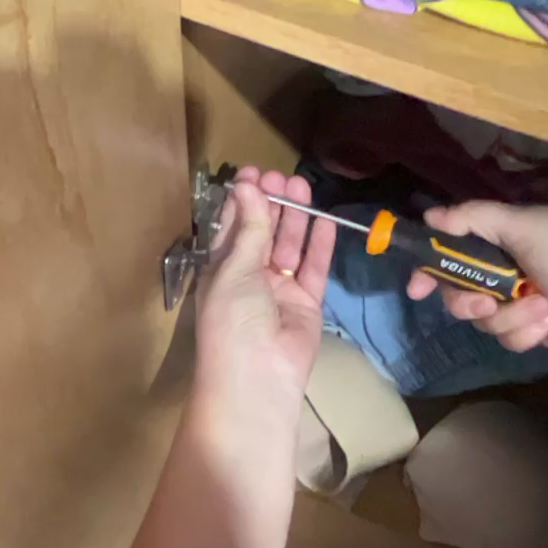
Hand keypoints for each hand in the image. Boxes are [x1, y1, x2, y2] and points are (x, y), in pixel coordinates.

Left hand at [194, 167, 337, 432]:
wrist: (257, 375)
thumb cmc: (232, 320)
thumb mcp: (234, 269)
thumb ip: (250, 229)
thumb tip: (247, 186)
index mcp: (221, 269)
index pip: (233, 227)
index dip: (244, 200)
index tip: (254, 172)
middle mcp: (249, 277)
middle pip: (264, 232)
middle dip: (272, 204)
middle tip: (283, 176)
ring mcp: (279, 290)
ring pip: (290, 246)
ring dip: (296, 218)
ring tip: (303, 187)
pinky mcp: (306, 303)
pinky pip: (314, 269)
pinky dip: (320, 246)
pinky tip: (326, 221)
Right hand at [404, 202, 547, 357]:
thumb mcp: (524, 224)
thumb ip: (474, 218)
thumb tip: (429, 214)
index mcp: (498, 240)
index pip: (450, 253)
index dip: (429, 270)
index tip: (417, 288)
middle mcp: (501, 271)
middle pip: (457, 293)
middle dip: (469, 300)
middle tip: (485, 301)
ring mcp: (514, 303)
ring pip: (481, 320)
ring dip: (510, 315)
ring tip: (540, 307)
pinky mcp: (528, 331)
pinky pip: (506, 338)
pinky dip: (526, 331)